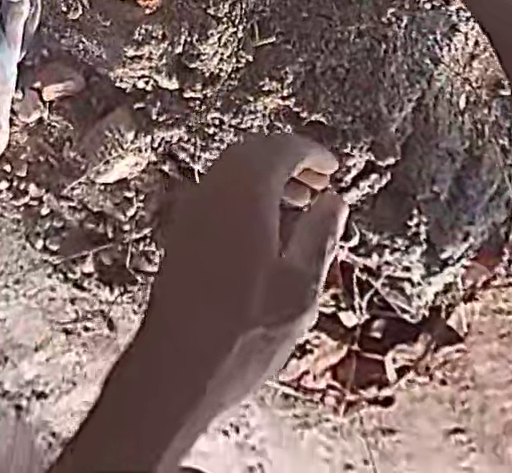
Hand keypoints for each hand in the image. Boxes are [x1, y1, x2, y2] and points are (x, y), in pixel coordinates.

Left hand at [53, 135, 346, 471]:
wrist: (177, 362)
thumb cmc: (244, 332)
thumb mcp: (300, 289)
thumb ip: (320, 236)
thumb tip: (334, 200)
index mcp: (244, 193)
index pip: (280, 149)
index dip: (310, 153)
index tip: (332, 167)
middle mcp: (213, 189)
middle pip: (253, 152)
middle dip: (288, 160)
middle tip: (319, 185)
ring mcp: (193, 206)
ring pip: (233, 170)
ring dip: (267, 177)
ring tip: (300, 206)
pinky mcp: (183, 227)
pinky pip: (219, 191)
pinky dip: (246, 193)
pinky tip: (265, 228)